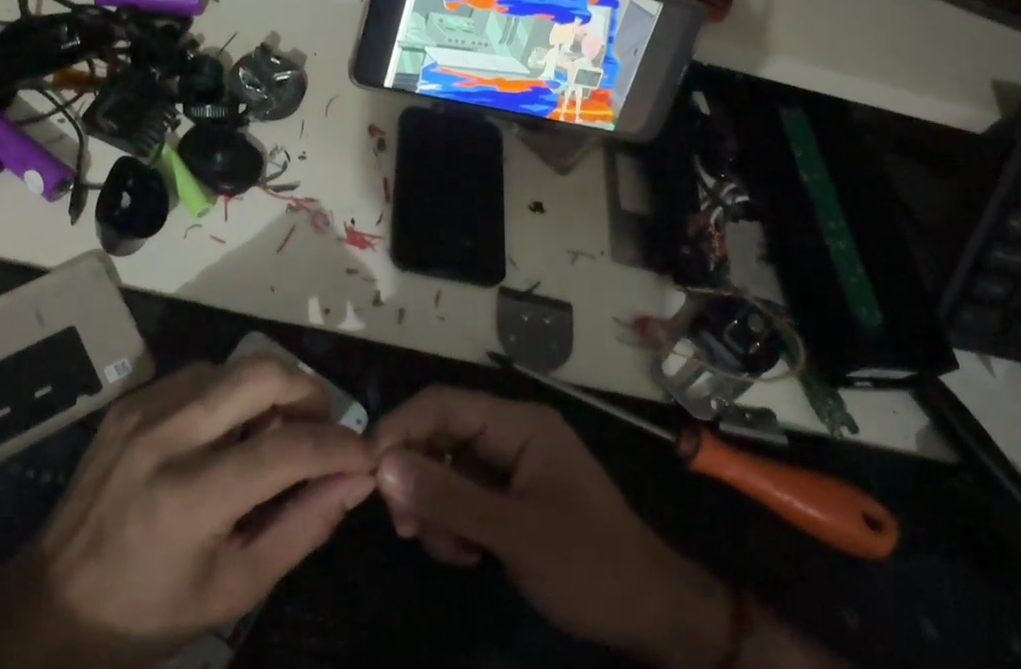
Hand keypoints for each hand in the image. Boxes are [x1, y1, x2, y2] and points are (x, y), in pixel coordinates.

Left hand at [0, 358, 376, 667]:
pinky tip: (227, 431)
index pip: (288, 448)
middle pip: (260, 373)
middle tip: (320, 429)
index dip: (340, 446)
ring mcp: (140, 411)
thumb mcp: (237, 586)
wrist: (53, 603)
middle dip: (308, 393)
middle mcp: (164, 436)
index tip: (365, 455)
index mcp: (190, 495)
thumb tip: (356, 479)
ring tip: (273, 435)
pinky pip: (196, 375)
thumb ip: (304, 526)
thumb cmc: (150, 611)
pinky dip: (227, 393)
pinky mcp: (126, 404)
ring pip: (230, 366)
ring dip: (267, 391)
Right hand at [370, 387, 729, 665]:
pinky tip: (470, 557)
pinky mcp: (508, 498)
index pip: (442, 404)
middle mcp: (511, 435)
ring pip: (443, 471)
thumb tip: (381, 465)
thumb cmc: (591, 567)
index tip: (368, 470)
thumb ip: (448, 497)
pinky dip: (453, 525)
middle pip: (437, 437)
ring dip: (435, 511)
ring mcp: (510, 468)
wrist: (652, 616)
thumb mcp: (515, 534)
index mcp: (520, 425)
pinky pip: (459, 498)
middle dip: (417, 481)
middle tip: (407, 529)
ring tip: (456, 553)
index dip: (400, 428)